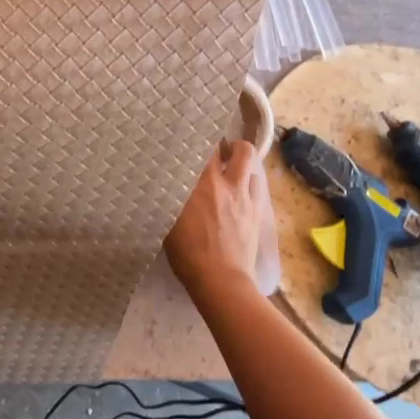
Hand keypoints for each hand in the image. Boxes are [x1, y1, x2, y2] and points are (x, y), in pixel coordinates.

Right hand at [164, 139, 266, 294]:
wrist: (221, 280)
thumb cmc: (187, 252)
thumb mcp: (167, 219)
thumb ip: (169, 194)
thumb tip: (162, 179)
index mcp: (201, 183)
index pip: (204, 147)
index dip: (200, 139)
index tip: (191, 138)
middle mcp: (227, 184)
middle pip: (239, 149)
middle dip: (228, 146)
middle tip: (216, 152)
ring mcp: (246, 198)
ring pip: (252, 166)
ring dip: (241, 164)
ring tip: (229, 170)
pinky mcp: (257, 212)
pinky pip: (256, 187)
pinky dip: (248, 183)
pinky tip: (238, 192)